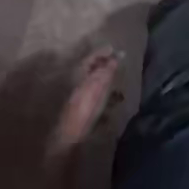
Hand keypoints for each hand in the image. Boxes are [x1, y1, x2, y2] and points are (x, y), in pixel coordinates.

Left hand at [45, 47, 121, 161]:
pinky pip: (94, 105)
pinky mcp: (79, 115)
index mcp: (79, 74)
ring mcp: (77, 100)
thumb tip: (119, 54)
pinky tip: (110, 115)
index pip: (92, 57)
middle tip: (119, 68)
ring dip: (107, 89)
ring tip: (120, 95)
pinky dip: (103, 106)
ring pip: (94, 88)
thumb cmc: (84, 108)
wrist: (69, 139)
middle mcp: (76, 84)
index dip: (103, 52)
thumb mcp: (98, 86)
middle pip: (93, 72)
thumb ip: (108, 70)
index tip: (115, 49)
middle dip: (106, 70)